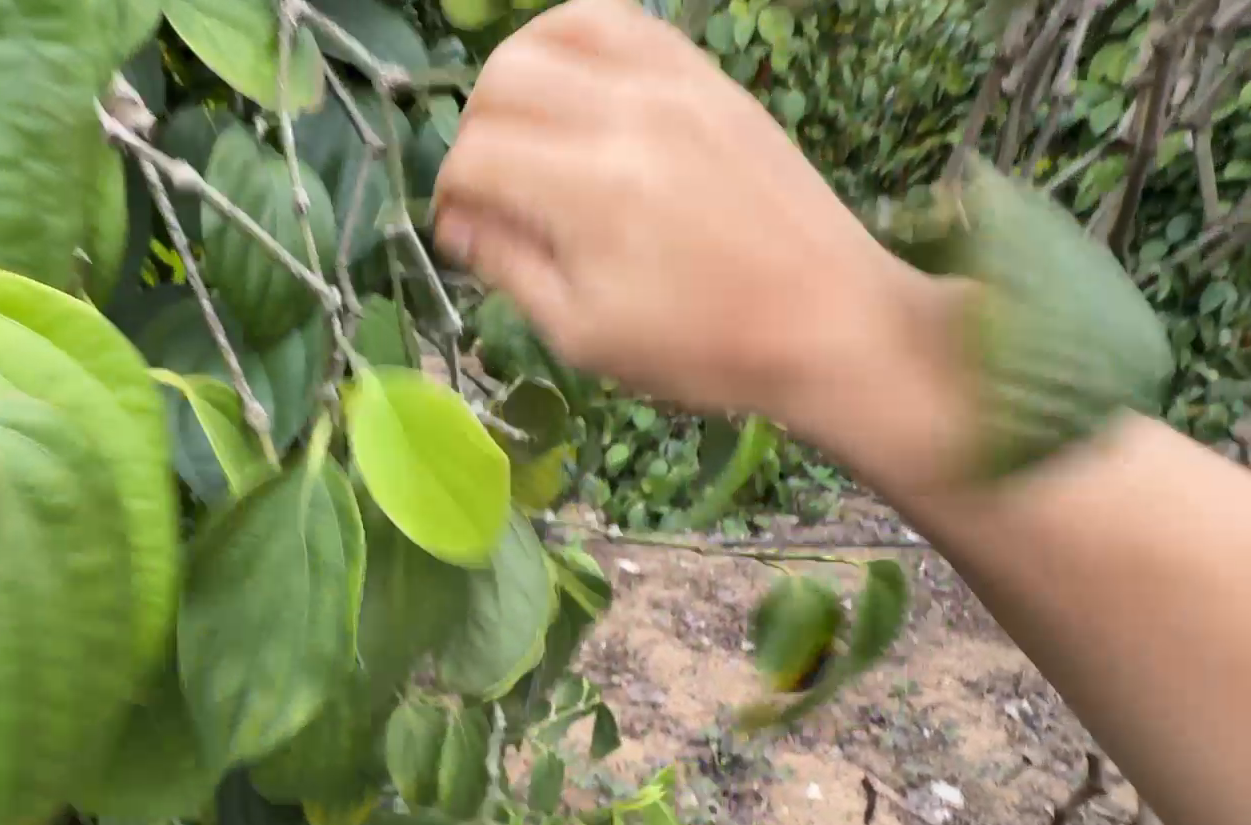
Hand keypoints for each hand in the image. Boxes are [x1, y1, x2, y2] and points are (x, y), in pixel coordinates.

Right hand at [432, 0, 975, 491]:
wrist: (822, 320)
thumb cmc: (692, 346)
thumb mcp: (578, 330)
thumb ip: (508, 265)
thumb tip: (455, 223)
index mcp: (588, 190)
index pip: (475, 156)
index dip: (447, 195)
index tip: (458, 232)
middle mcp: (625, 113)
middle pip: (502, 77)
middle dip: (471, 134)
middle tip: (487, 189)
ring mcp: (673, 82)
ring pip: (556, 29)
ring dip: (516, 78)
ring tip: (521, 133)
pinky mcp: (707, 77)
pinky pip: (622, 23)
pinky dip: (575, 47)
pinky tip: (573, 98)